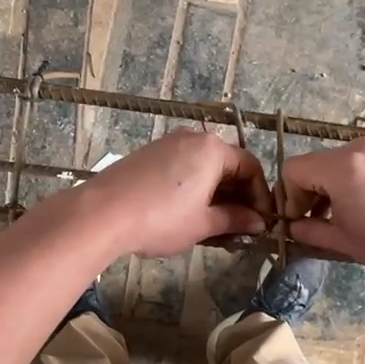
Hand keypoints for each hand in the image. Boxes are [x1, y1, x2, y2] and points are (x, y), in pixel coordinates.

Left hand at [77, 130, 272, 256]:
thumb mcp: (203, 223)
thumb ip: (235, 219)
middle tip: (241, 226)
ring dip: (216, 193)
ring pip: (204, 166)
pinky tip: (189, 213)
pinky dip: (194, 187)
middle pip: (228, 164)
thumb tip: (259, 222)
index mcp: (213, 148)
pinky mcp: (149, 154)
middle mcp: (193, 137)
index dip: (261, 196)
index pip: (251, 167)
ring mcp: (168, 143)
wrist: (102, 213)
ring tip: (215, 225)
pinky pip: (183, 167)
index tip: (262, 222)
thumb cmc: (161, 218)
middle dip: (238, 195)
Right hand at [280, 138, 364, 283]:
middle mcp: (355, 149)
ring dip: (324, 186)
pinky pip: (353, 164)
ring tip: (334, 216)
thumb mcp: (341, 239)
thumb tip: (292, 228)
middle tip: (311, 220)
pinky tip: (356, 207)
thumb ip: (308, 230)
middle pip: (312, 164)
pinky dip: (344, 181)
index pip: (294, 169)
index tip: (297, 220)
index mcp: (340, 167)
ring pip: (332, 163)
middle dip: (305, 191)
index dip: (289, 196)